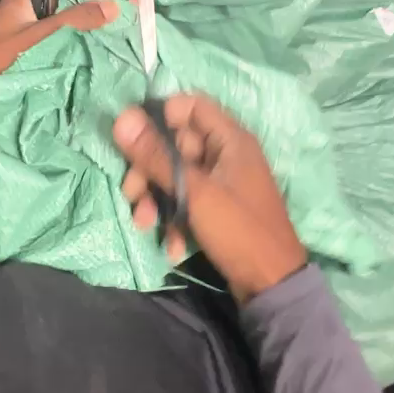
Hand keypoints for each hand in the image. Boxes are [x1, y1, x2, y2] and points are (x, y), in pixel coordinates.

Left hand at [0, 0, 119, 78]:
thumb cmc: (4, 57)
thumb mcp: (42, 35)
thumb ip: (76, 19)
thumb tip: (115, 5)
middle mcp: (25, 8)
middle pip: (64, 3)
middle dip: (88, 9)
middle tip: (120, 13)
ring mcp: (27, 29)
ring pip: (62, 23)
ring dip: (82, 28)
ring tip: (115, 29)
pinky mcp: (29, 48)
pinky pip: (56, 39)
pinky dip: (72, 42)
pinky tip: (95, 47)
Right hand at [112, 94, 307, 302]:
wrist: (271, 286)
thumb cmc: (238, 231)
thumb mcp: (194, 192)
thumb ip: (156, 156)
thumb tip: (122, 118)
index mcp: (230, 139)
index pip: (189, 106)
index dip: (160, 117)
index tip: (134, 140)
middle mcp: (226, 154)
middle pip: (175, 144)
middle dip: (148, 170)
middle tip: (132, 194)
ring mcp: (221, 182)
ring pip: (175, 175)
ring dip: (156, 198)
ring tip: (145, 224)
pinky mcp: (216, 208)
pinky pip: (186, 200)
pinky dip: (174, 218)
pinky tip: (173, 245)